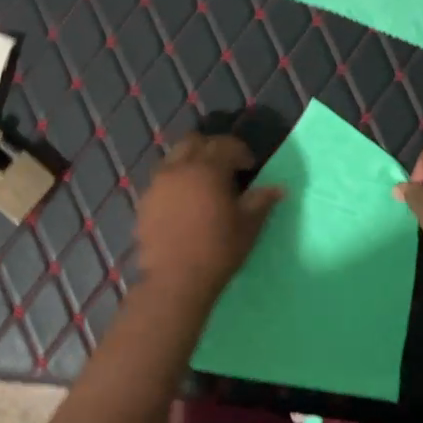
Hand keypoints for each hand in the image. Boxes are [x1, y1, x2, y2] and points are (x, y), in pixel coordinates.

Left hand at [134, 134, 282, 301]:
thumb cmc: (218, 250)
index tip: (250, 166)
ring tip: (203, 184)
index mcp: (207, 169)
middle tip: (226, 167)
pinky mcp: (144, 202)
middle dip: (212, 148)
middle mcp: (179, 168)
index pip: (225, 144)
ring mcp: (157, 184)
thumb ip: (262, 201)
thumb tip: (278, 188)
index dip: (240, 151)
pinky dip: (175, 182)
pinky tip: (184, 203)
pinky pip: (161, 180)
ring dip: (190, 162)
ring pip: (174, 158)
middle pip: (194, 141)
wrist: (175, 281)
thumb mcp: (248, 226)